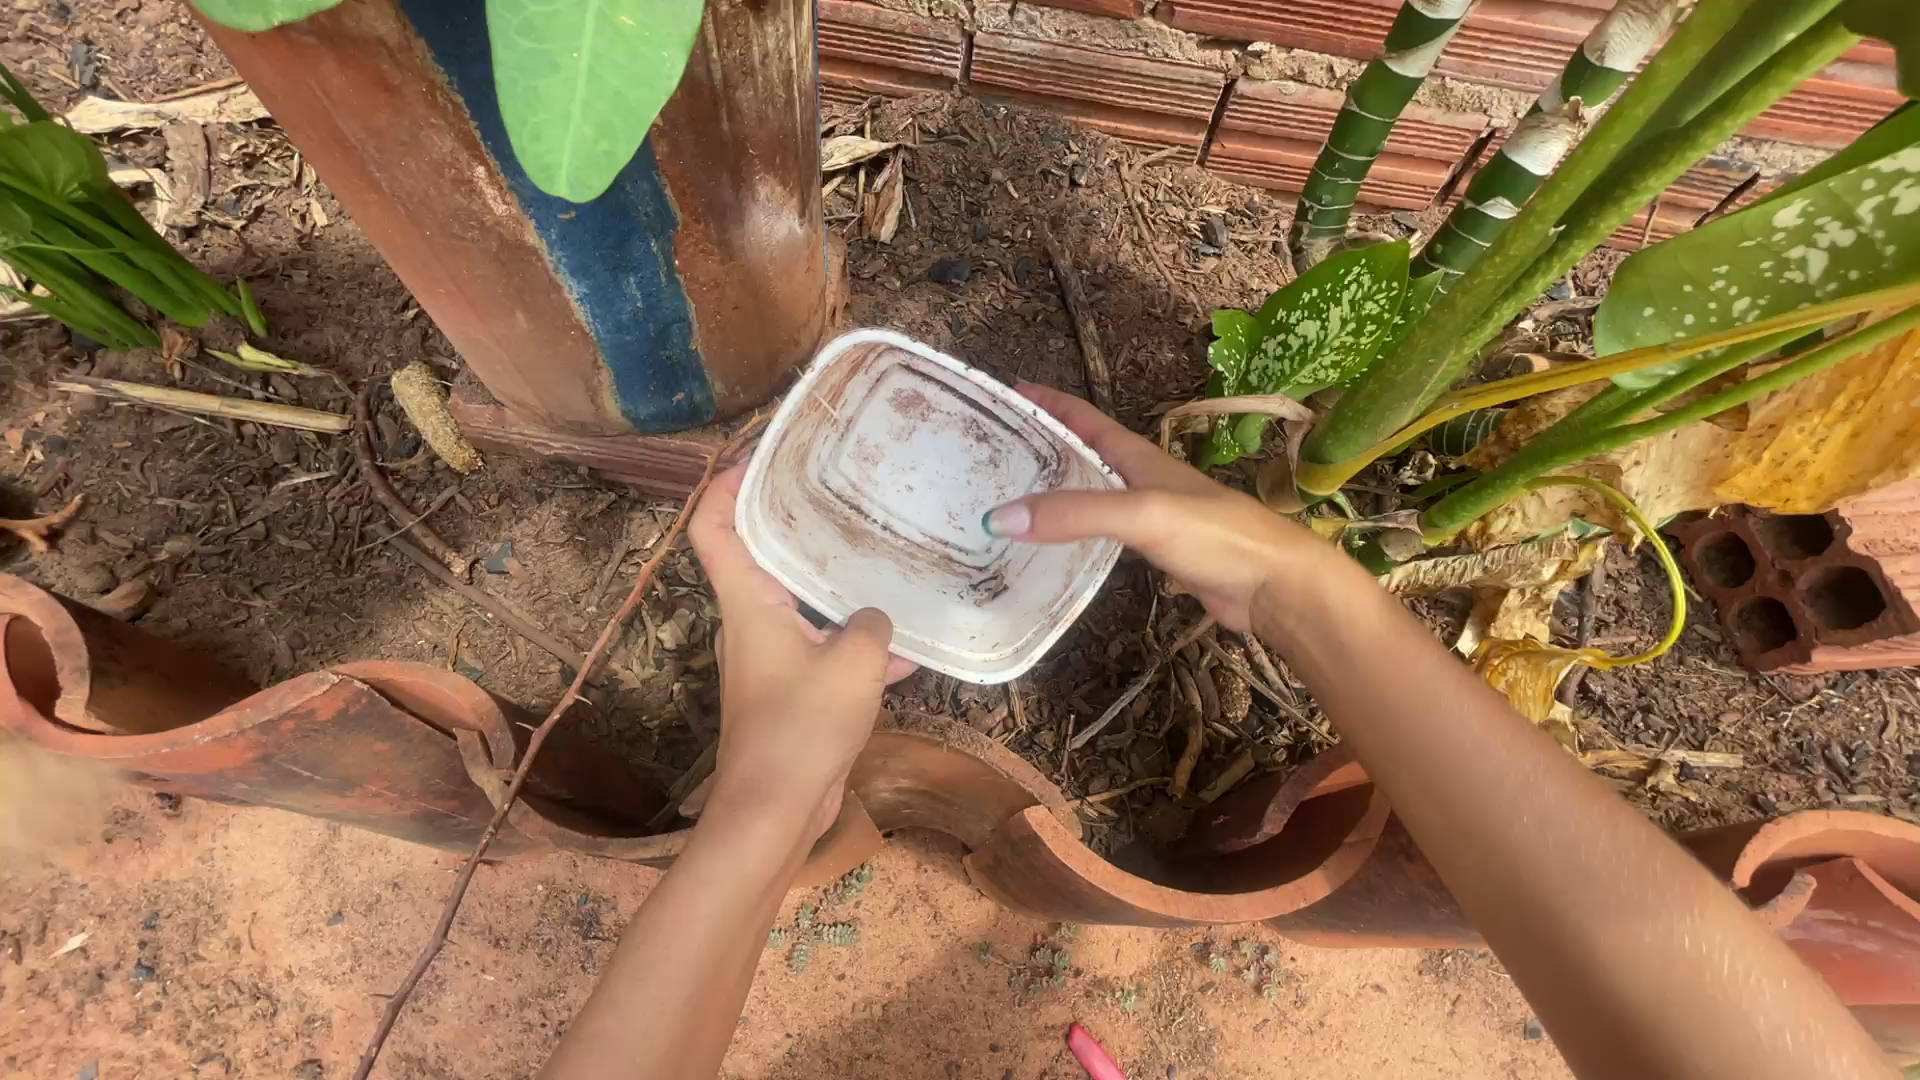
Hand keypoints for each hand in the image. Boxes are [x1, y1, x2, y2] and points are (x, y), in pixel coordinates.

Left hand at [687, 465, 915, 834]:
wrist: (775, 811)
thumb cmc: (803, 726)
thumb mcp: (855, 663)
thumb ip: (872, 624)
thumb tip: (875, 616)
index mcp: (749, 604)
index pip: (715, 529)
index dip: (727, 486)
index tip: (762, 458)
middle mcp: (752, 624)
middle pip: (764, 558)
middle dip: (799, 527)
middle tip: (845, 499)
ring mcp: (771, 659)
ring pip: (802, 605)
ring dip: (839, 589)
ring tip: (886, 564)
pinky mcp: (791, 690)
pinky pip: (824, 649)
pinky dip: (856, 645)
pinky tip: (909, 652)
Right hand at [983, 383, 1344, 632]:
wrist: (1274, 585)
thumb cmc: (1215, 534)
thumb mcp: (1142, 514)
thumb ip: (1076, 513)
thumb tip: (1001, 518)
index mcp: (1137, 456)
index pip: (1084, 419)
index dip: (1048, 402)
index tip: (1007, 393)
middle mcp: (1139, 480)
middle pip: (1082, 455)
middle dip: (1042, 447)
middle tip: (995, 454)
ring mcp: (1148, 516)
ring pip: (1090, 497)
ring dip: (1055, 493)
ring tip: (1012, 500)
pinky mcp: (1154, 552)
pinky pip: (1102, 536)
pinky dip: (1074, 536)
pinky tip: (1054, 550)